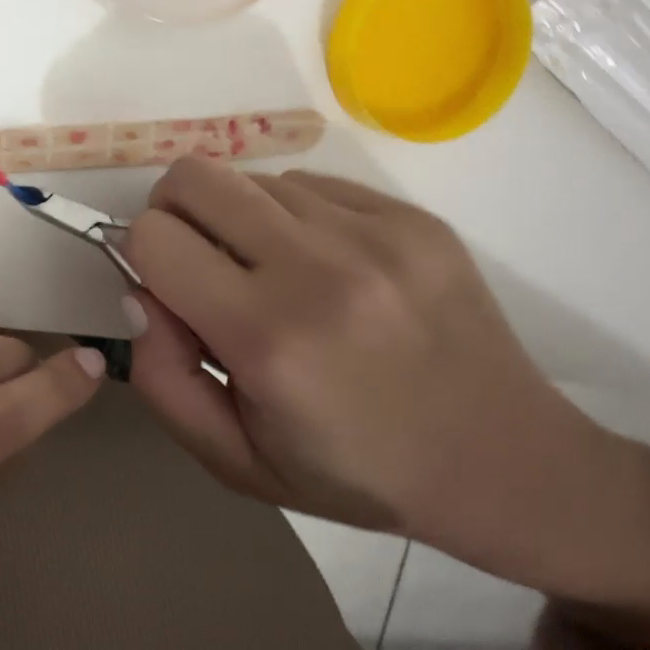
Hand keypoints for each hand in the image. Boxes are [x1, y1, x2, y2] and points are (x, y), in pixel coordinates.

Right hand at [124, 159, 602, 550]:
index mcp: (267, 337)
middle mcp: (319, 269)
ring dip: (239, 219)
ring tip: (275, 275)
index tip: (172, 293)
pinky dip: (293, 217)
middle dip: (174, 214)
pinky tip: (326, 269)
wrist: (508, 465)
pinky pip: (308, 185)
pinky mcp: (412, 218)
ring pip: (250, 179)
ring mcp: (375, 234)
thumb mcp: (233, 460)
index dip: (144, 260)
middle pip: (192, 177)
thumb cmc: (355, 472)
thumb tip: (141, 291)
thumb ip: (161, 376)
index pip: (153, 236)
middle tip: (201, 263)